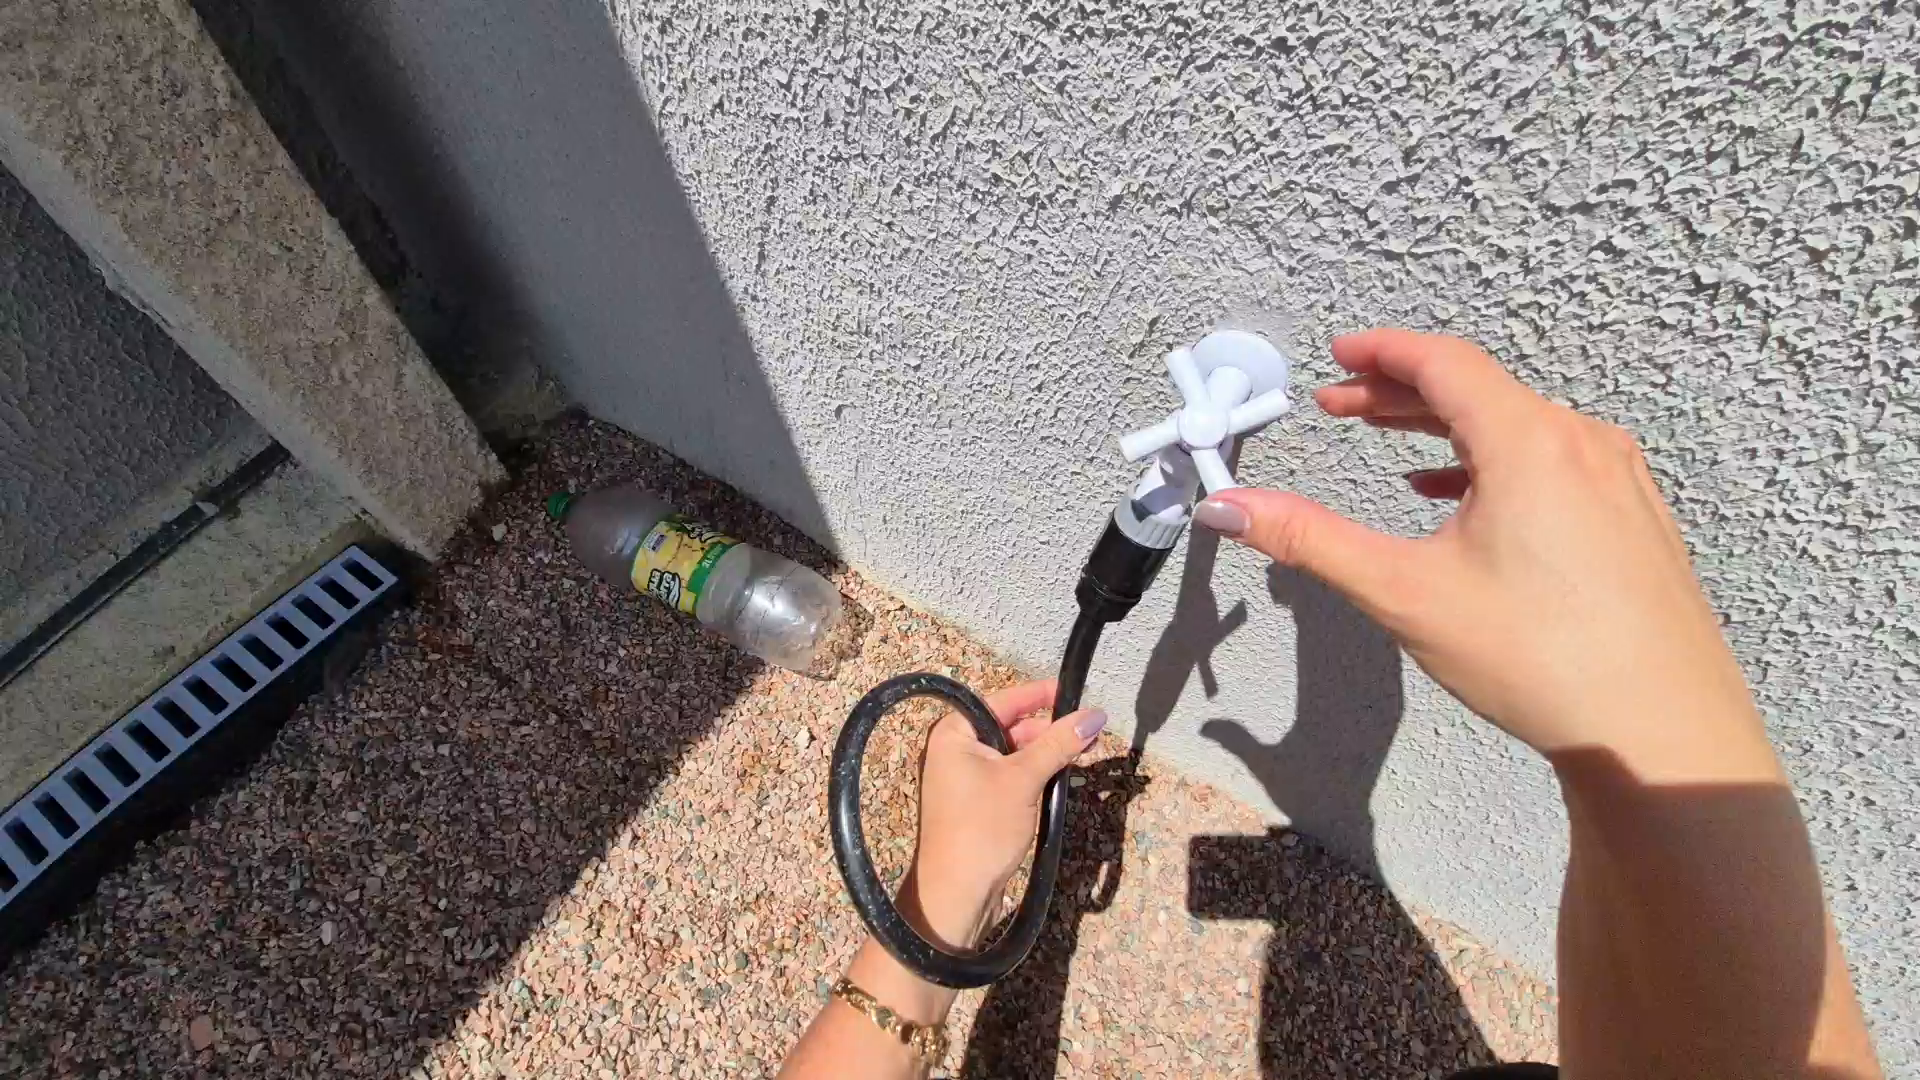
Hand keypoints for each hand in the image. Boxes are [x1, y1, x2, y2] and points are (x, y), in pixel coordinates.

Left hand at [908, 679, 1105, 945]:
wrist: (956, 895)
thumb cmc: (981, 829)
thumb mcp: (1024, 779)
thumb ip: (1058, 744)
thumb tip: (1093, 716)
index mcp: (955, 732)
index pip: (1003, 700)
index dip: (1039, 694)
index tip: (1071, 691)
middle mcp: (955, 748)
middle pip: (1009, 725)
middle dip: (1048, 729)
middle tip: (1087, 732)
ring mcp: (964, 775)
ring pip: (1012, 752)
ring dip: (1045, 753)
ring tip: (1082, 754)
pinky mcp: (975, 800)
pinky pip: (1009, 774)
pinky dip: (1034, 773)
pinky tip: (1061, 778)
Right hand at [1195, 329, 1772, 781]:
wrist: (1662, 737)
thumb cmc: (1536, 656)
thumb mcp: (1400, 589)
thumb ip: (1307, 538)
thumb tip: (1226, 507)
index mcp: (1529, 445)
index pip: (1446, 363)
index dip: (1384, 351)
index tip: (1338, 352)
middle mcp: (1581, 446)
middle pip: (1475, 389)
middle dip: (1397, 390)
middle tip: (1337, 403)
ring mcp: (1613, 481)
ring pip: (1511, 423)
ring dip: (1438, 423)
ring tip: (1383, 437)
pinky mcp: (1625, 517)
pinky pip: (1544, 458)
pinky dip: (1481, 458)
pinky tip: (1449, 492)